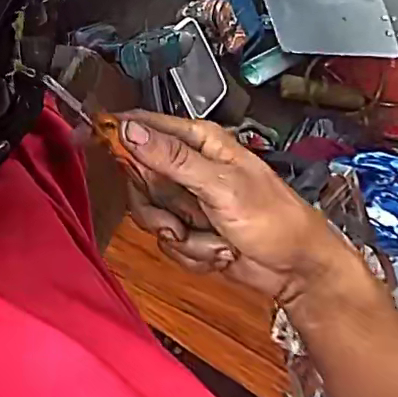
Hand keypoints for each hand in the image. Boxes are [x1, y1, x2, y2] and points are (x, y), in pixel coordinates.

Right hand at [117, 112, 358, 305]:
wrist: (299, 270)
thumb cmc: (275, 218)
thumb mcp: (220, 184)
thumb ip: (172, 158)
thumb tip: (132, 130)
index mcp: (196, 140)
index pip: (143, 126)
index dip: (119, 136)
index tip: (98, 146)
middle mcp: (187, 165)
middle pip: (138, 177)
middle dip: (156, 206)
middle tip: (179, 219)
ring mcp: (186, 197)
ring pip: (149, 212)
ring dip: (179, 235)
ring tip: (211, 239)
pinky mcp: (188, 226)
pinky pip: (165, 239)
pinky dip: (190, 252)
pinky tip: (217, 250)